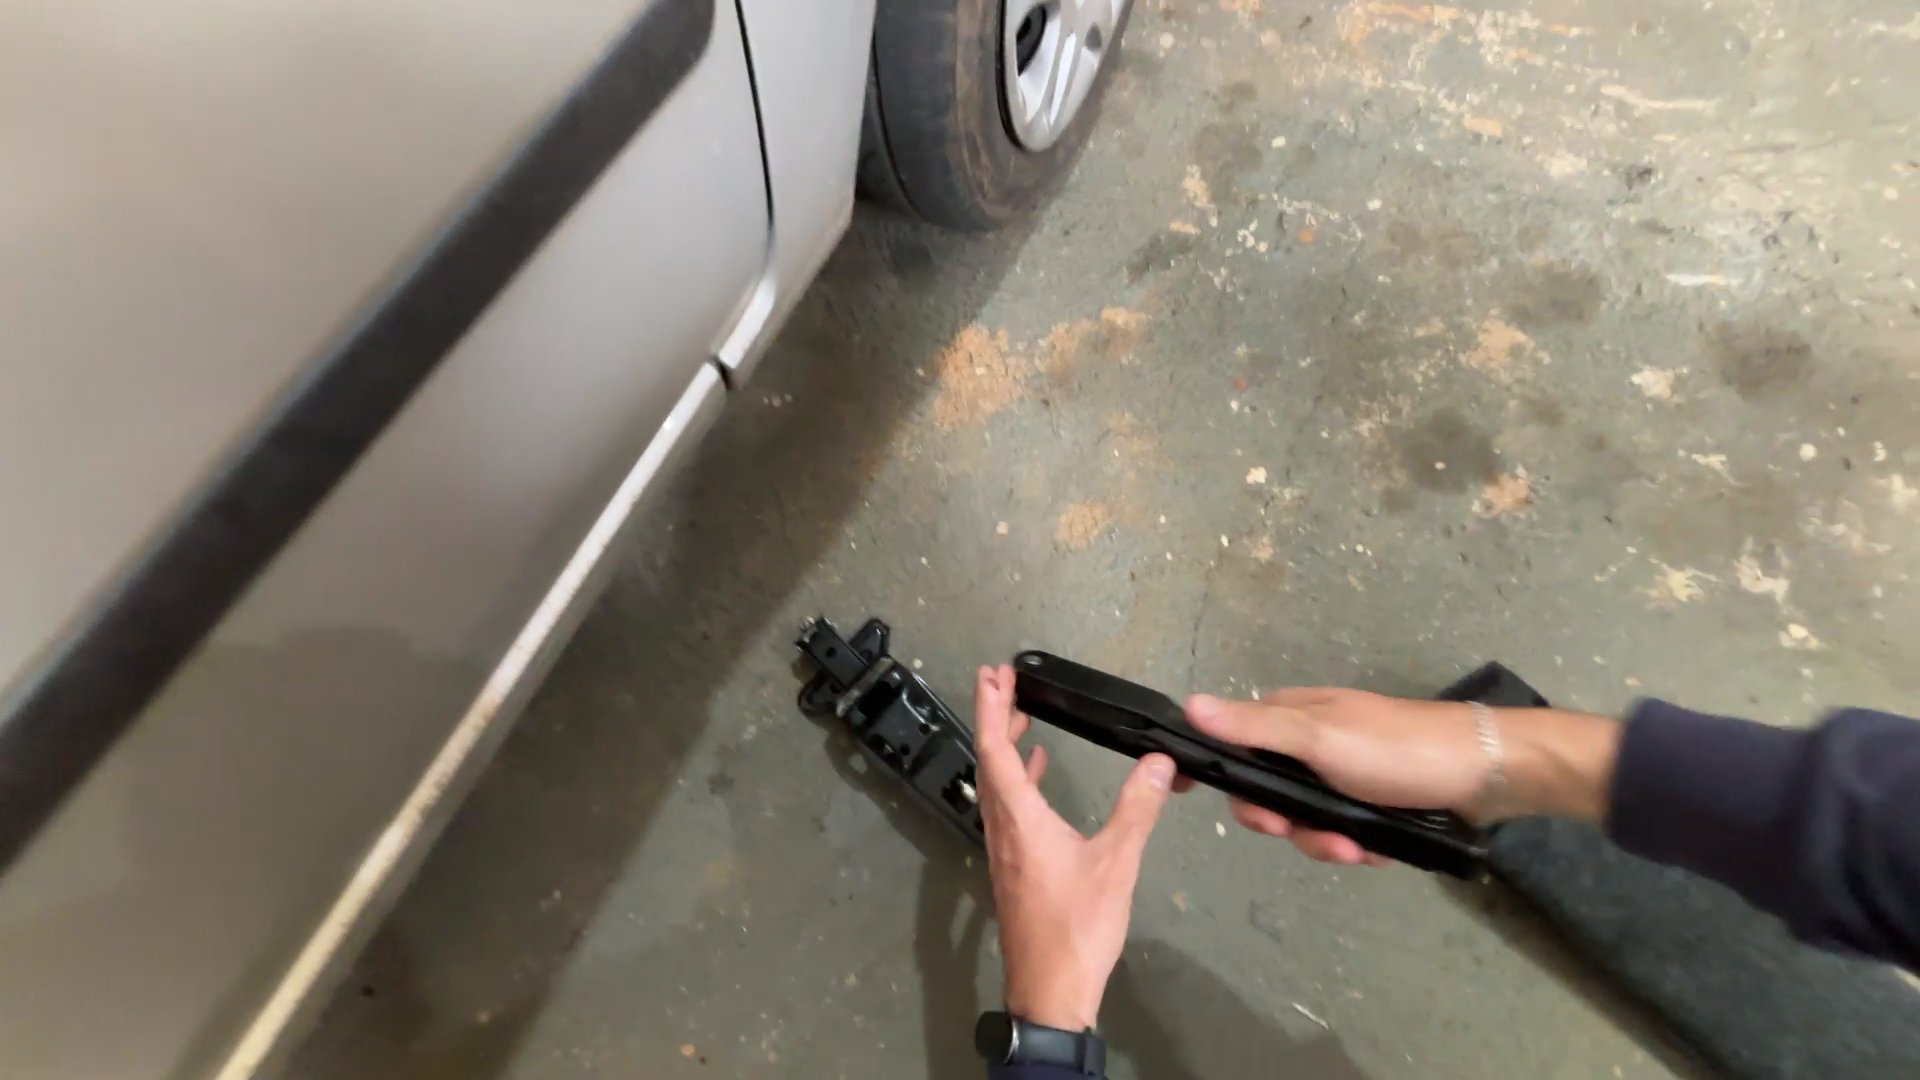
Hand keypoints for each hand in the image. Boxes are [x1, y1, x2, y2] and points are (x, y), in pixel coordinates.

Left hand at [974, 664, 1175, 1031]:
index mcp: (1019, 816)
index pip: (994, 747)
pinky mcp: (1013, 859)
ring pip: (995, 778)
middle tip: (1000, 679)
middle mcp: (1002, 823)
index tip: (993, 675)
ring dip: (1003, 740)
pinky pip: (1008, 801)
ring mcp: (1004, 843)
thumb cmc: (1077, 926)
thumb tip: (1158, 762)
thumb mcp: (1115, 864)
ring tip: (1019, 712)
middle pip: (988, 756)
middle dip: (993, 713)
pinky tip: (1035, 764)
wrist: (1049, 989)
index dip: (991, 707)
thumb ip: (1136, 810)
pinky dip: (1018, 773)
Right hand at [1186, 688, 1619, 866]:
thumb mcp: (1317, 738)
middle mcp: (1304, 741)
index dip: (1210, 767)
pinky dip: (1353, 842)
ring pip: (1301, 815)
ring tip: (1355, 851)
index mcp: (1285, 716)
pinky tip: (1376, 849)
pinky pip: (1339, 828)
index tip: (1191, 794)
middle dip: (1279, 819)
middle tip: (1292, 832)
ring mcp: (1337, 771)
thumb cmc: (1393, 749)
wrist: (1488, 772)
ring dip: (1321, 839)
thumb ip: (1253, 728)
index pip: (1228, 740)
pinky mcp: (1367, 798)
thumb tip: (1188, 704)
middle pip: (1261, 788)